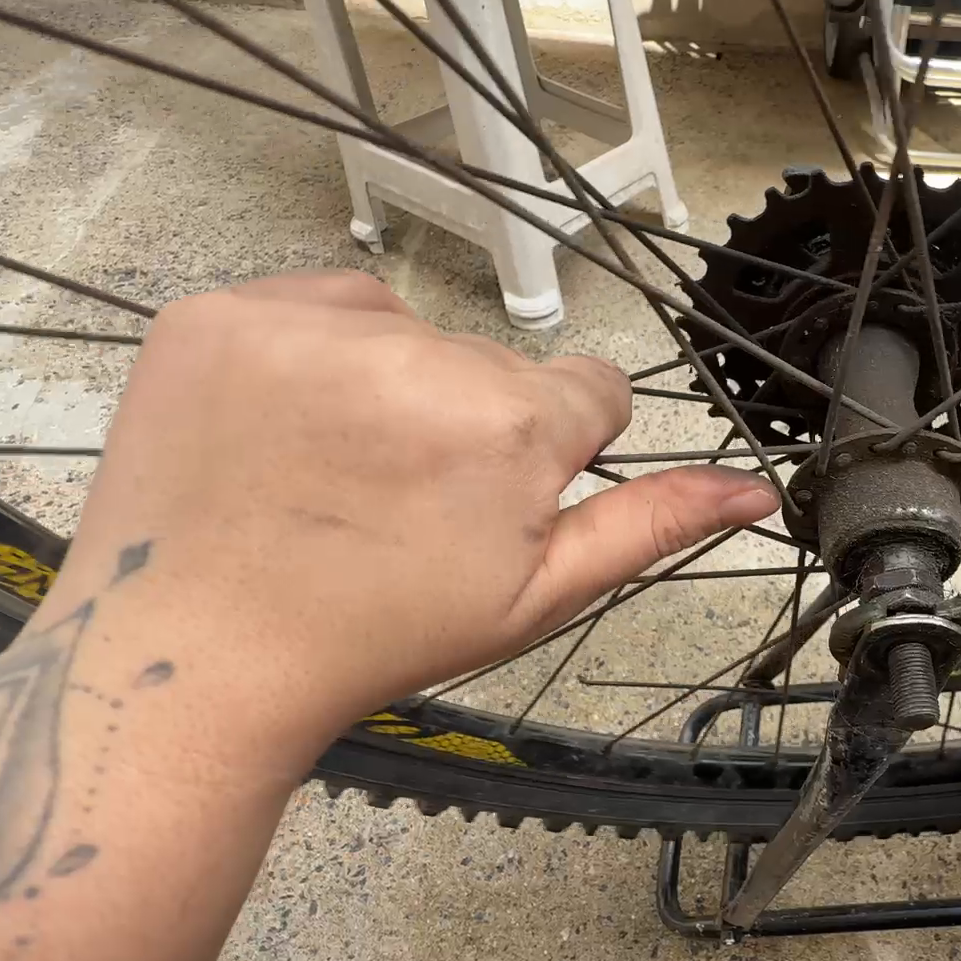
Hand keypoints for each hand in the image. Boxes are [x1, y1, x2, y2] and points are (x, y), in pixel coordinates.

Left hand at [41, 271, 778, 743]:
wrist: (204, 655)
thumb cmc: (395, 630)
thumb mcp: (547, 588)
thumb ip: (657, 522)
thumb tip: (756, 488)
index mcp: (516, 423)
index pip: (594, 391)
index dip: (560, 448)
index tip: (504, 494)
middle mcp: (426, 351)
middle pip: (505, 367)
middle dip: (486, 423)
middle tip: (418, 499)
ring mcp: (314, 323)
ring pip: (422, 333)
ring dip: (410, 386)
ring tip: (352, 467)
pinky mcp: (225, 309)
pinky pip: (331, 305)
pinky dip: (333, 355)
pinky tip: (299, 426)